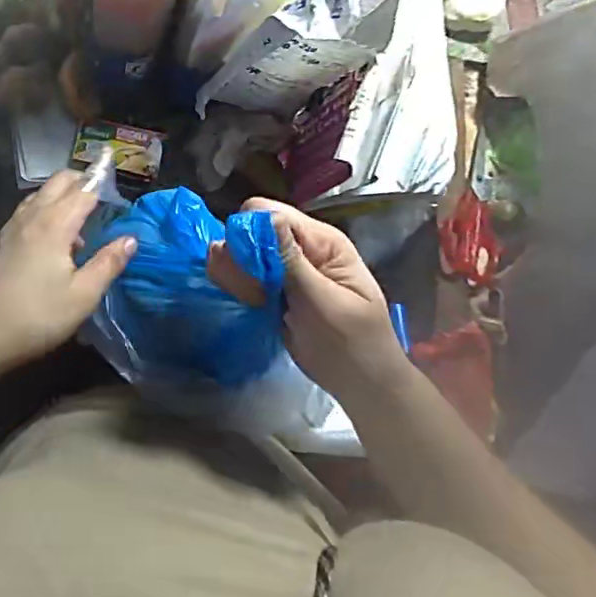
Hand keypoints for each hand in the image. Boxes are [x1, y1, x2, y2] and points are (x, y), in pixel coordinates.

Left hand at [0, 170, 137, 373]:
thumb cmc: (36, 316)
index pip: (84, 189)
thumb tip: (130, 238)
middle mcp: (30, 216)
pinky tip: (51, 241)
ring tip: (79, 222)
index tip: (120, 190)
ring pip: (39, 195)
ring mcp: (10, 227)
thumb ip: (108, 264)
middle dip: (82, 181)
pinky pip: (26, 212)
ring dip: (61, 196)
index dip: (104, 184)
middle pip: (58, 182)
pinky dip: (44, 211)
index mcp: (54, 224)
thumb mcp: (82, 296)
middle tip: (103, 200)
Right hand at [240, 199, 410, 401]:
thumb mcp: (324, 301)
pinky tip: (249, 303)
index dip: (250, 233)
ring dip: (235, 274)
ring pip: (237, 253)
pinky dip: (235, 285)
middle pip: (247, 231)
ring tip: (253, 300)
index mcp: (321, 241)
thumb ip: (291, 260)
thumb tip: (264, 218)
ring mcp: (281, 267)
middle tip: (252, 291)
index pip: (268, 213)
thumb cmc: (352, 342)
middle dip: (239, 257)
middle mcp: (298, 246)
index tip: (250, 267)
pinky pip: (239, 274)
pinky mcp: (268, 287)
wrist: (359, 383)